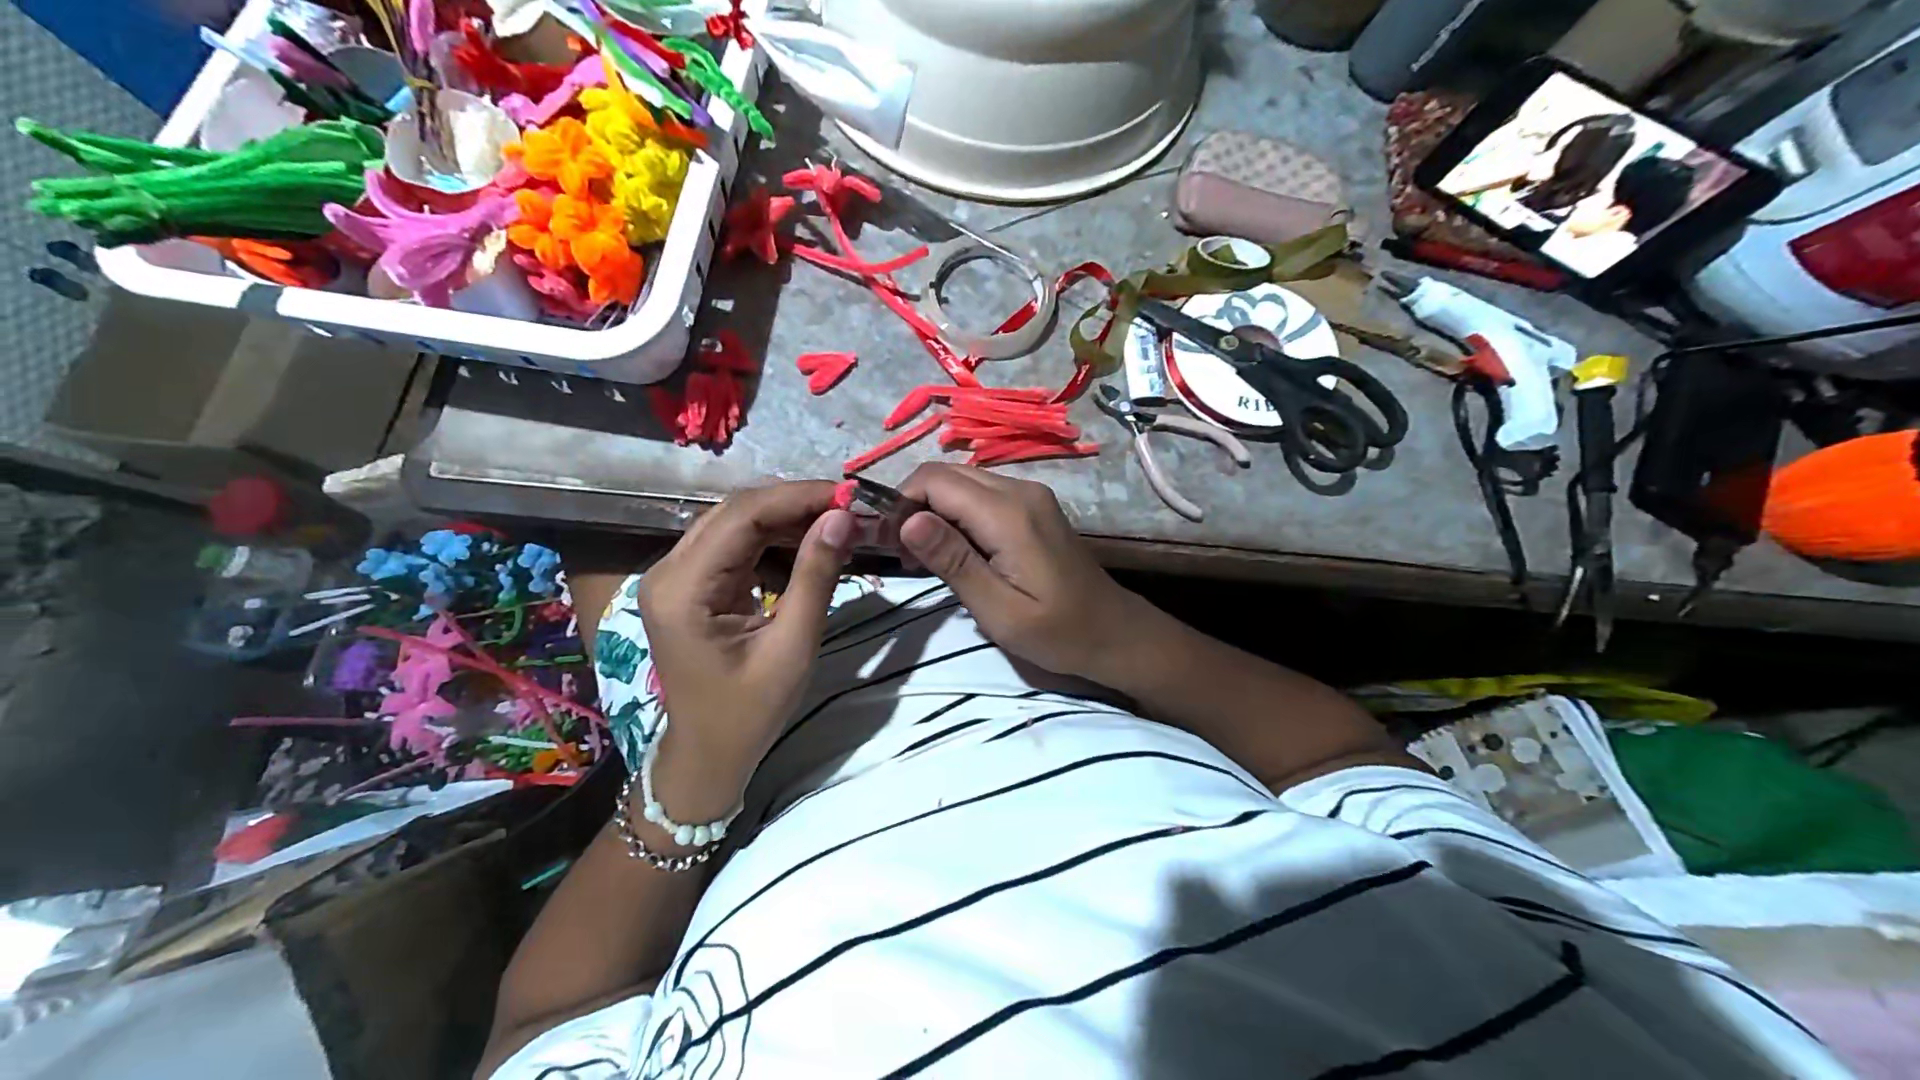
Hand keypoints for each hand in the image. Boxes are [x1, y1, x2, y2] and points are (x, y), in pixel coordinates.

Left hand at [634, 482, 853, 818]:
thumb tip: (844, 517)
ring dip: (788, 519)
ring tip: (838, 523)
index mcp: (682, 588)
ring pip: (737, 523)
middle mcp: (669, 571)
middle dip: (796, 504)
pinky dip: (775, 539)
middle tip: (850, 508)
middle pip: (736, 512)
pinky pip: (736, 545)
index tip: (850, 495)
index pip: (742, 517)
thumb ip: (815, 576)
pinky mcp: (691, 584)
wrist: (709, 754)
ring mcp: (676, 576)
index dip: (798, 497)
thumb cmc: (749, 712)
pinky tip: (810, 542)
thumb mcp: (793, 647)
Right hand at [896, 464, 1166, 685]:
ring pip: (962, 482)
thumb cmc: (1056, 631)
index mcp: (1008, 513)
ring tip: (921, 556)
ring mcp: (1029, 495)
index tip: (885, 543)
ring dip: (933, 509)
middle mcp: (1019, 489)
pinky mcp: (1033, 506)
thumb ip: (952, 560)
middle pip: (947, 474)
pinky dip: (956, 513)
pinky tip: (953, 549)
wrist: (1114, 632)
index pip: (935, 480)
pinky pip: (982, 495)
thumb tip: (906, 521)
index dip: (901, 504)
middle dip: (913, 505)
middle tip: (897, 552)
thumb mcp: (998, 608)